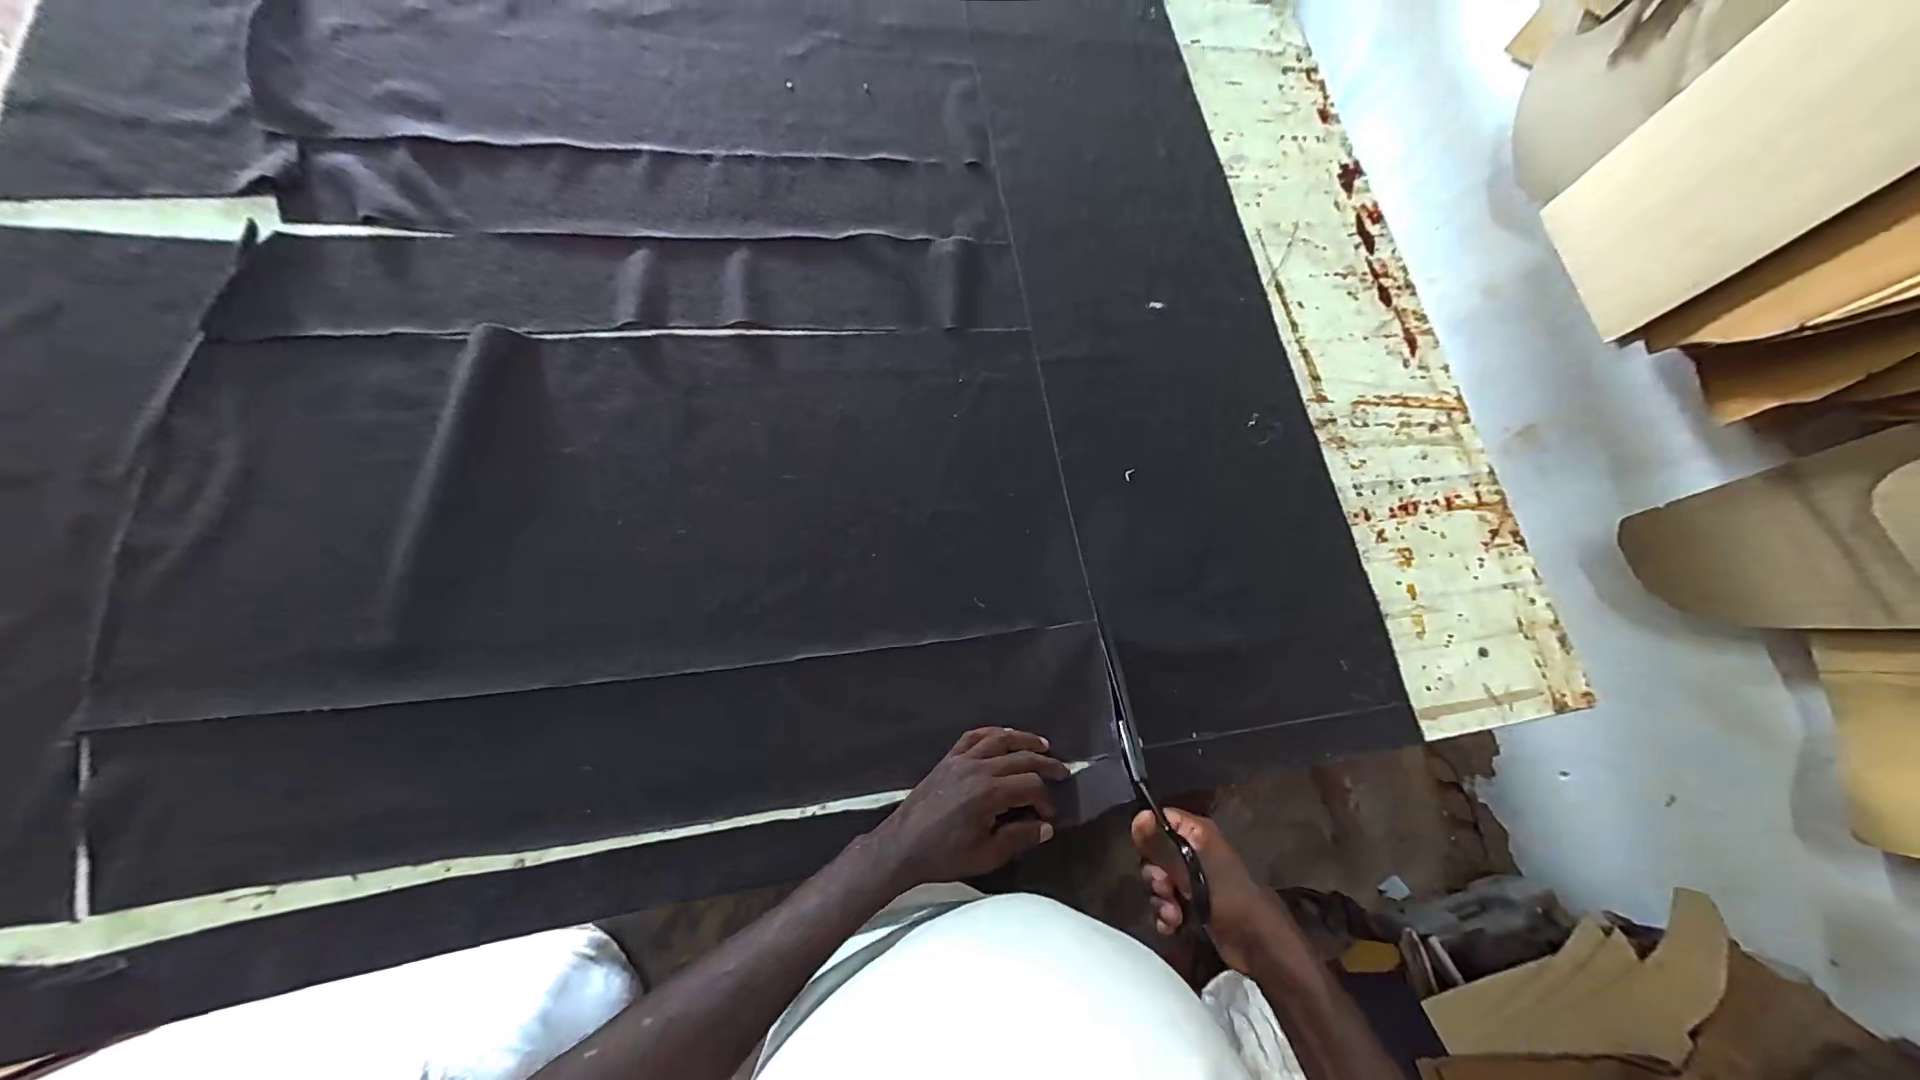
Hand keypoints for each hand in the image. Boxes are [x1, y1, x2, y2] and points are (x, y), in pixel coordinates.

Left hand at [865, 727, 1068, 889]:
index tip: (1049, 817)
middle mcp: (978, 769)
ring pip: (999, 739)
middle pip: (1021, 758)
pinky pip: (973, 737)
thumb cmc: (944, 855)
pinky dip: (992, 732)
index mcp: (989, 793)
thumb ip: (1019, 837)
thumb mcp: (987, 855)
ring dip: (1024, 739)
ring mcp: (961, 760)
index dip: (1046, 800)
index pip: (1031, 786)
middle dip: (1046, 765)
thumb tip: (1046, 827)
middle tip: (1062, 772)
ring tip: (1042, 745)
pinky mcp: (948, 759)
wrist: (902, 846)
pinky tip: (1004, 735)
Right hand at [1131, 807, 1291, 972]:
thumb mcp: (1193, 870)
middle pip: (1155, 854)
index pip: (1160, 822)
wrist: (1260, 948)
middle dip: (1155, 877)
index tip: (1148, 856)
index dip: (1148, 837)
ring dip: (1161, 901)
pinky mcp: (1193, 907)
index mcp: (1197, 835)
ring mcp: (1193, 881)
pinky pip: (1167, 904)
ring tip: (1174, 915)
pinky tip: (1173, 926)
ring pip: (1159, 883)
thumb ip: (1162, 846)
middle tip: (1166, 889)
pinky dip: (1167, 916)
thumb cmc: (1231, 900)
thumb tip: (1139, 815)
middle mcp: (1193, 853)